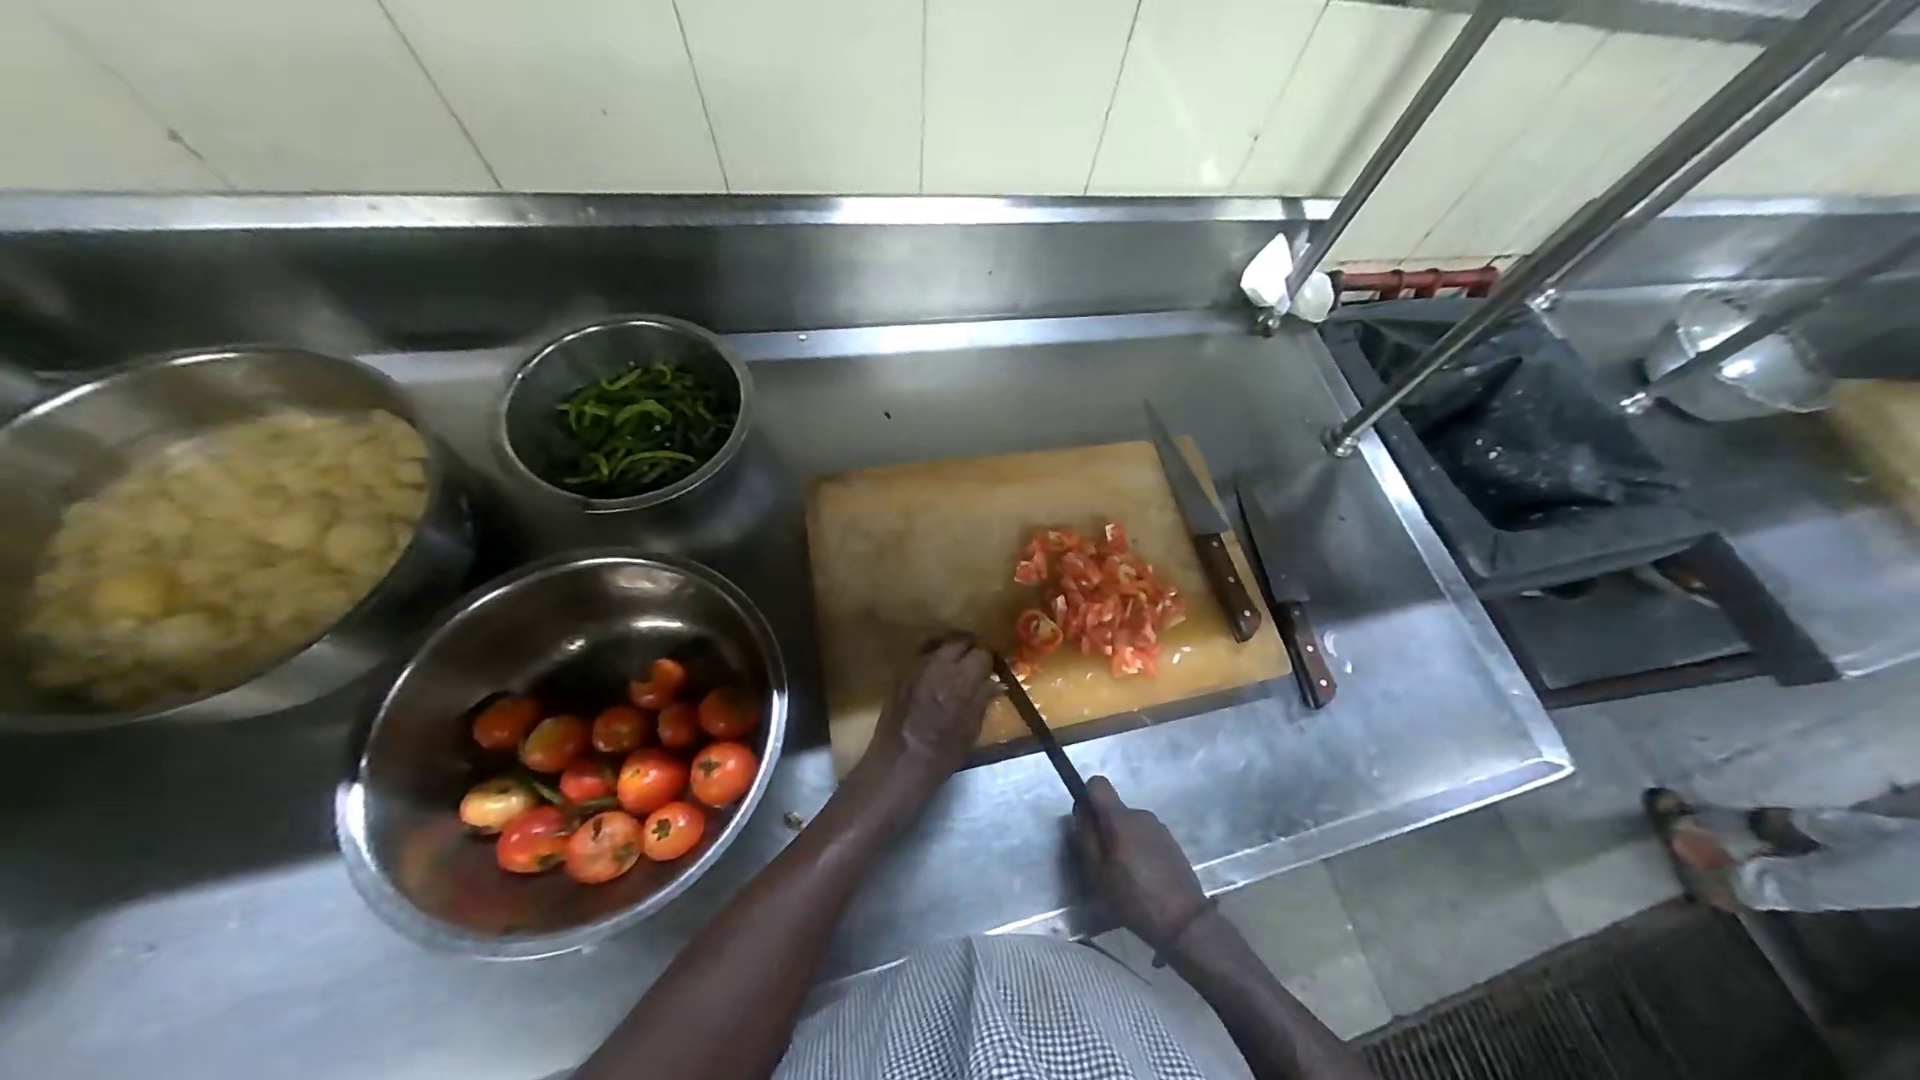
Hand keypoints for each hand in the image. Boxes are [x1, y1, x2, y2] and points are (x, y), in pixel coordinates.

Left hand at [856, 636, 995, 794]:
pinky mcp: (901, 674)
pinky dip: (933, 660)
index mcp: (961, 682)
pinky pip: (921, 657)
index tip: (991, 667)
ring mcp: (916, 668)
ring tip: (956, 665)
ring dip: (951, 651)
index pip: (982, 653)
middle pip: (960, 641)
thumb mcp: (971, 729)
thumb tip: (994, 682)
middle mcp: (938, 667)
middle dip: (971, 649)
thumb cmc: (942, 753)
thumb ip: (982, 700)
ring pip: (939, 645)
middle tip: (975, 662)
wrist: (899, 763)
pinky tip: (935, 674)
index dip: (989, 659)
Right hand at [1073, 775, 1209, 952]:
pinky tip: (1143, 876)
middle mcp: (1141, 814)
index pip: (1098, 784)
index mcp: (1120, 819)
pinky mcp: (1171, 841)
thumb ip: (1086, 837)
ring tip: (1125, 873)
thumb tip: (1081, 811)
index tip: (1086, 822)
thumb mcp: (1098, 873)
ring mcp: (1159, 827)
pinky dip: (1138, 848)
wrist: (1184, 922)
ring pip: (1129, 824)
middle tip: (1104, 861)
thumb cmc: (1134, 898)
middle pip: (1114, 809)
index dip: (1087, 797)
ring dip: (1122, 840)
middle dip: (1105, 828)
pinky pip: (1145, 835)